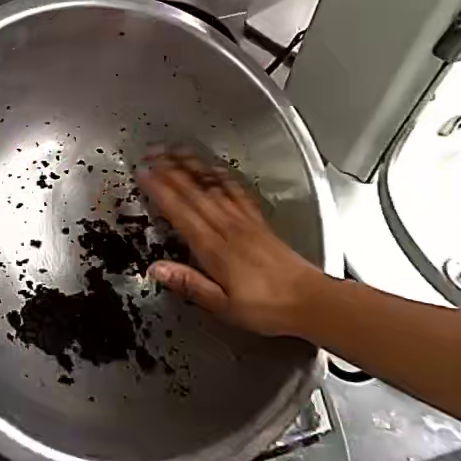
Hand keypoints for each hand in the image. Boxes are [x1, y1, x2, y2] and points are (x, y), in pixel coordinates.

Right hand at [136, 152, 328, 337]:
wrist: (315, 304)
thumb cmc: (269, 308)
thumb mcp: (221, 305)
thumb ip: (188, 283)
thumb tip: (156, 269)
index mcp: (215, 248)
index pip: (181, 212)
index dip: (160, 191)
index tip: (145, 174)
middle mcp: (229, 230)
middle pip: (196, 193)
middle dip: (172, 171)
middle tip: (155, 153)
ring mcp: (246, 224)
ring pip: (215, 188)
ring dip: (195, 168)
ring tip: (180, 152)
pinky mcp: (261, 225)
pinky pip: (239, 194)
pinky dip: (225, 178)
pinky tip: (218, 170)